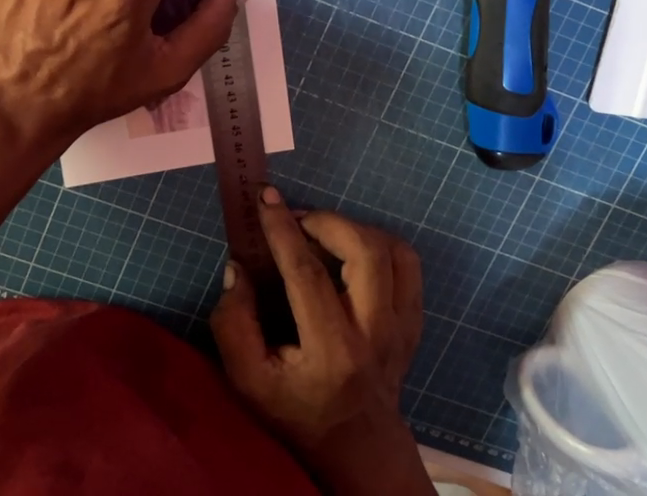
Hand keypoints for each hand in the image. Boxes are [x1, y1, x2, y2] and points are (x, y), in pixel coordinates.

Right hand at [211, 189, 432, 494]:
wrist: (358, 448)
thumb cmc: (296, 411)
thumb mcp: (247, 379)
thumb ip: (233, 322)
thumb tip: (239, 267)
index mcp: (331, 351)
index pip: (308, 273)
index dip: (284, 230)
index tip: (266, 199)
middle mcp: (375, 335)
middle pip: (367, 252)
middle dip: (327, 220)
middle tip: (296, 220)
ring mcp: (402, 328)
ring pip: (394, 251)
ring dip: (354, 228)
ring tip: (322, 233)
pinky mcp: (414, 322)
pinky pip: (407, 264)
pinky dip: (378, 243)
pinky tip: (349, 251)